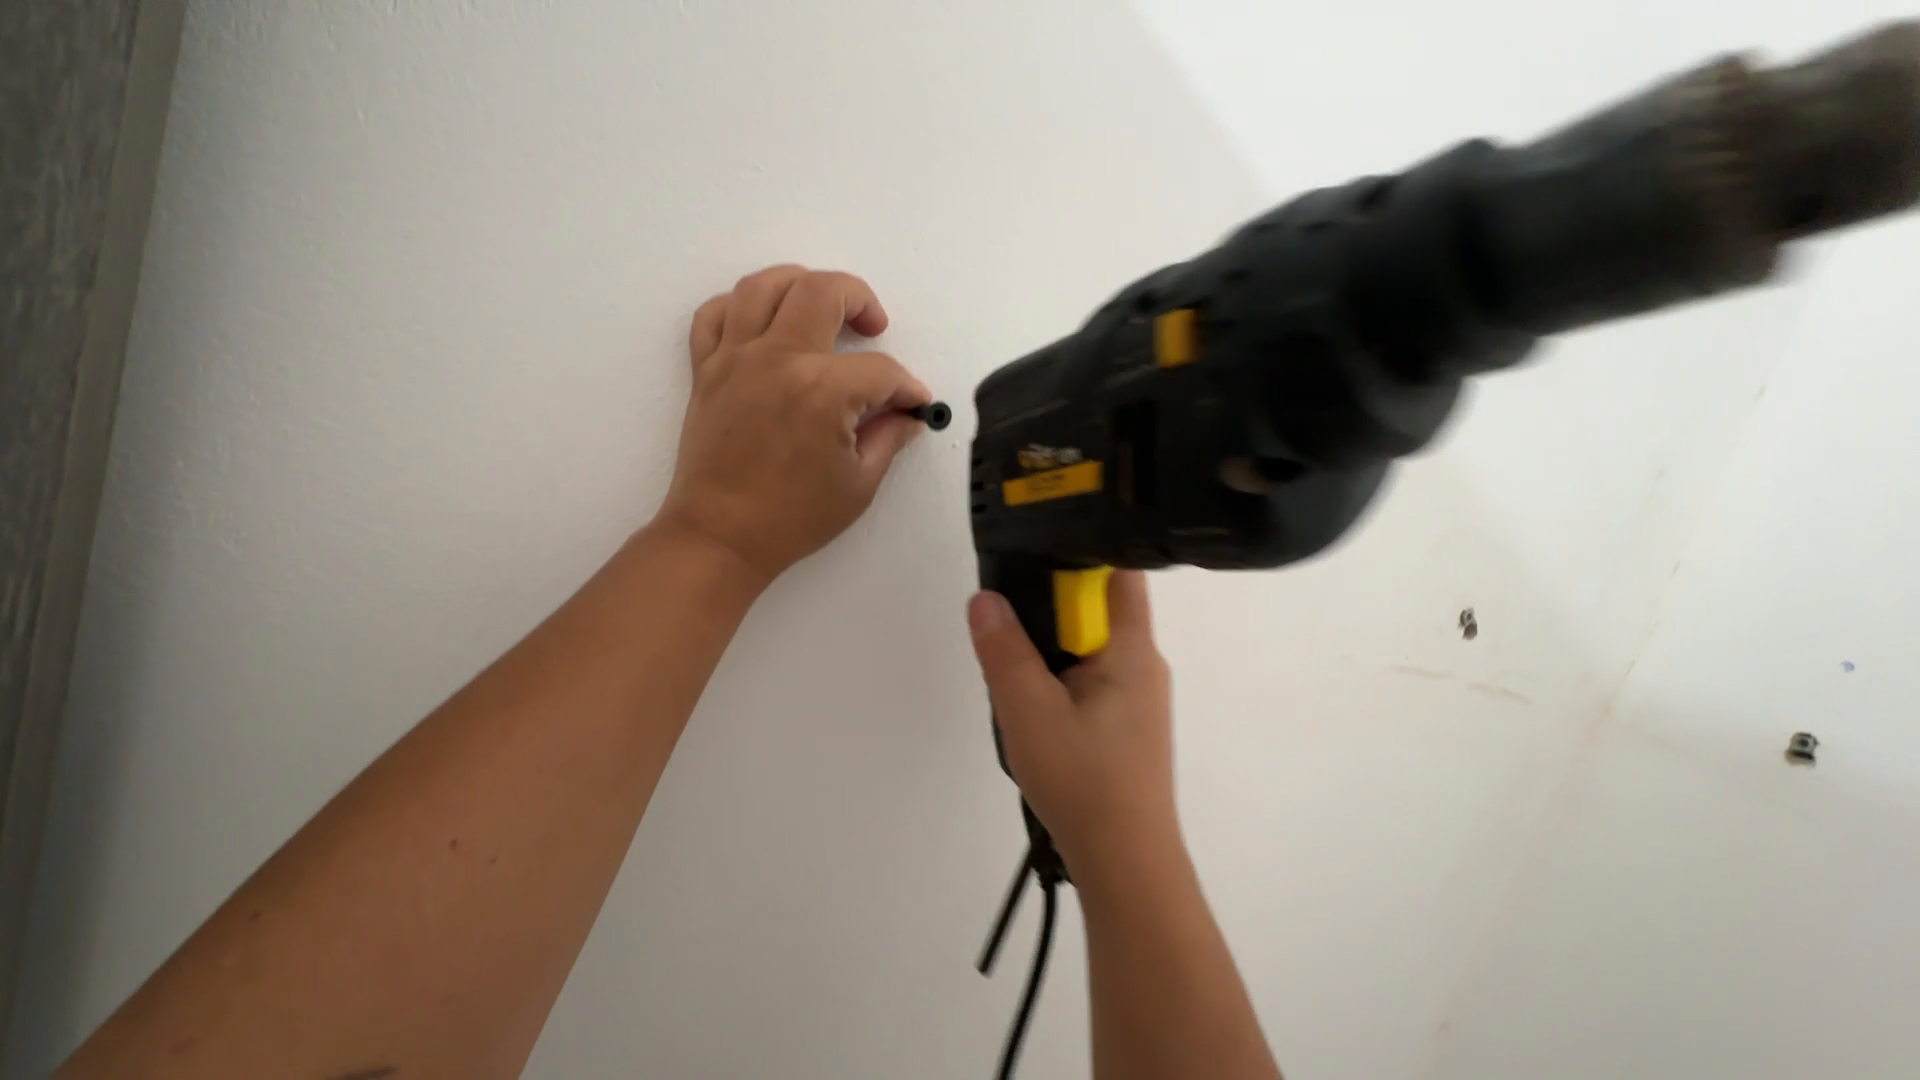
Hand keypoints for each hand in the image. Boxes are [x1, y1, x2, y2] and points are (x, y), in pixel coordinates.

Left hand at [658, 265, 931, 583]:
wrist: (720, 536)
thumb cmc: (792, 518)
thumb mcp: (859, 483)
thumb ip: (889, 437)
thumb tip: (907, 414)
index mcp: (823, 390)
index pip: (880, 369)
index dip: (906, 386)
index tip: (913, 403)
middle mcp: (779, 360)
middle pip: (824, 292)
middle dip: (861, 300)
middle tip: (874, 326)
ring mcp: (736, 359)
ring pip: (764, 285)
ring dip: (801, 283)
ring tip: (821, 305)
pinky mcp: (706, 370)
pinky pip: (715, 314)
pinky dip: (741, 307)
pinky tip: (764, 323)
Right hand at [967, 571, 1181, 880]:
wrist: (1125, 863)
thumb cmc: (1083, 780)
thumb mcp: (1029, 710)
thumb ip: (1004, 651)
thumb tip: (984, 598)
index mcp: (1133, 649)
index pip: (1120, 572)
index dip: (1083, 550)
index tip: (1035, 550)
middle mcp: (1145, 665)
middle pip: (1099, 610)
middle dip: (1053, 609)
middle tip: (1009, 622)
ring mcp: (1140, 698)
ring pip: (1091, 649)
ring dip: (1053, 650)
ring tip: (1015, 670)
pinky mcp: (1129, 727)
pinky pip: (1092, 680)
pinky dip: (1061, 679)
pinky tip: (1035, 707)